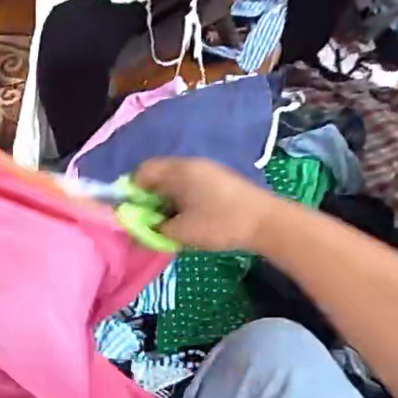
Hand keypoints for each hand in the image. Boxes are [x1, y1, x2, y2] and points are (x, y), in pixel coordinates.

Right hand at [135, 156, 293, 251]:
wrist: (266, 222)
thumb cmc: (219, 224)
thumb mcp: (180, 233)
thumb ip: (153, 230)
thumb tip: (137, 230)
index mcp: (177, 170)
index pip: (141, 172)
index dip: (131, 193)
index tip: (131, 215)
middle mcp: (190, 164)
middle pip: (157, 176)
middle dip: (148, 199)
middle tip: (148, 223)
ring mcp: (206, 171)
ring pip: (174, 183)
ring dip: (165, 202)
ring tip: (168, 225)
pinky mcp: (218, 181)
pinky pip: (189, 186)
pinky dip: (181, 201)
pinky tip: (187, 220)